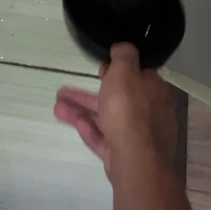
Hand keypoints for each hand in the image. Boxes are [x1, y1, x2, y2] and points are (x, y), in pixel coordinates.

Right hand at [53, 43, 176, 182]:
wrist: (135, 160)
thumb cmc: (129, 110)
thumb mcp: (125, 71)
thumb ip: (123, 55)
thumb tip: (123, 48)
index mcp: (153, 91)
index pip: (137, 76)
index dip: (118, 70)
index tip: (102, 69)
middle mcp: (149, 113)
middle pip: (116, 99)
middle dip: (87, 94)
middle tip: (64, 90)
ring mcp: (137, 136)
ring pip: (106, 118)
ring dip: (81, 111)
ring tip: (57, 108)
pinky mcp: (125, 154)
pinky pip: (105, 138)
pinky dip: (91, 130)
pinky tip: (76, 124)